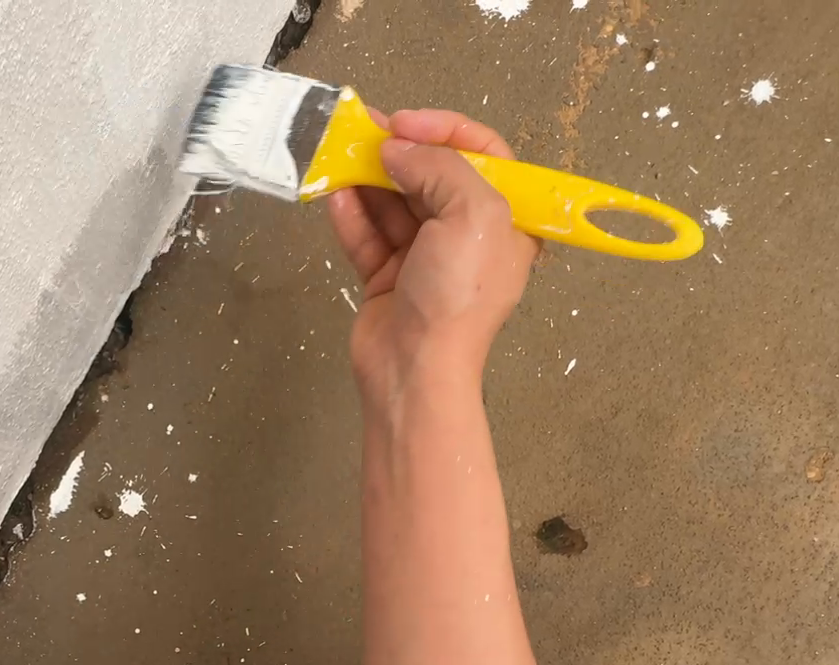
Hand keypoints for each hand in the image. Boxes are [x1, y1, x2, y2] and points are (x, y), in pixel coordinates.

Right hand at [326, 110, 538, 412]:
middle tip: (359, 129)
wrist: (416, 369)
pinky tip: (333, 196)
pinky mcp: (386, 281)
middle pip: (430, 177)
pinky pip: (369, 240)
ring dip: (367, 181)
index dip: (443, 130)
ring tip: (338, 156)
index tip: (402, 121)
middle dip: (397, 151)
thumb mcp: (471, 214)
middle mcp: (466, 235)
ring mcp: (423, 259)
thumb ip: (437, 168)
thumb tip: (396, 147)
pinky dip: (352, 218)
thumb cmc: (457, 293)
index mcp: (504, 218)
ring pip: (393, 206)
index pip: (480, 155)